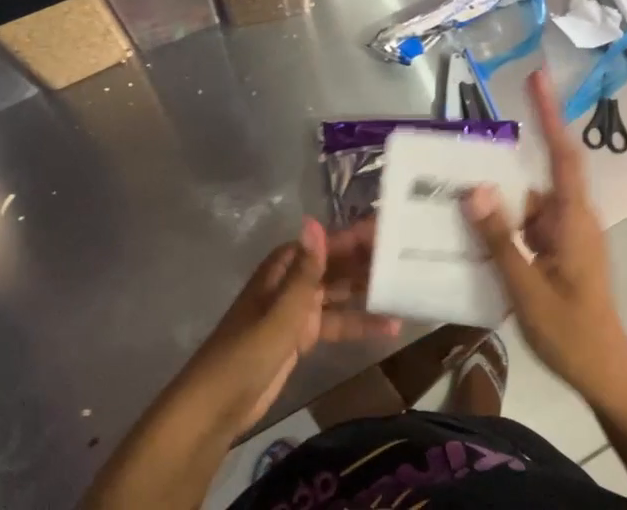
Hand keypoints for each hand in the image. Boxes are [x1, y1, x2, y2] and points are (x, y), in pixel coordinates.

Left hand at [176, 217, 401, 436]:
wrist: (216, 406)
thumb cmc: (246, 352)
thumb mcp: (281, 312)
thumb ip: (305, 270)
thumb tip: (314, 220)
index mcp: (282, 269)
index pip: (325, 244)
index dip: (355, 236)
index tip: (389, 229)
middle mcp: (291, 283)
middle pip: (335, 266)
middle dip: (367, 262)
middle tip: (409, 258)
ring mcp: (297, 310)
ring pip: (339, 294)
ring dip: (368, 292)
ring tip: (406, 288)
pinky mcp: (303, 337)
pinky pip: (337, 323)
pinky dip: (360, 324)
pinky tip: (390, 327)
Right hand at [462, 69, 626, 398]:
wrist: (602, 368)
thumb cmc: (569, 330)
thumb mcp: (526, 287)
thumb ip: (501, 238)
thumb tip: (475, 188)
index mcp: (573, 219)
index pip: (563, 154)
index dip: (549, 114)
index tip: (537, 77)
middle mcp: (574, 217)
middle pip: (537, 178)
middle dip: (503, 170)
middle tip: (461, 165)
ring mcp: (569, 234)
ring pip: (530, 204)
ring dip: (502, 206)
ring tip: (458, 206)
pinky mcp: (562, 250)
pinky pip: (530, 225)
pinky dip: (507, 227)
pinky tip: (477, 238)